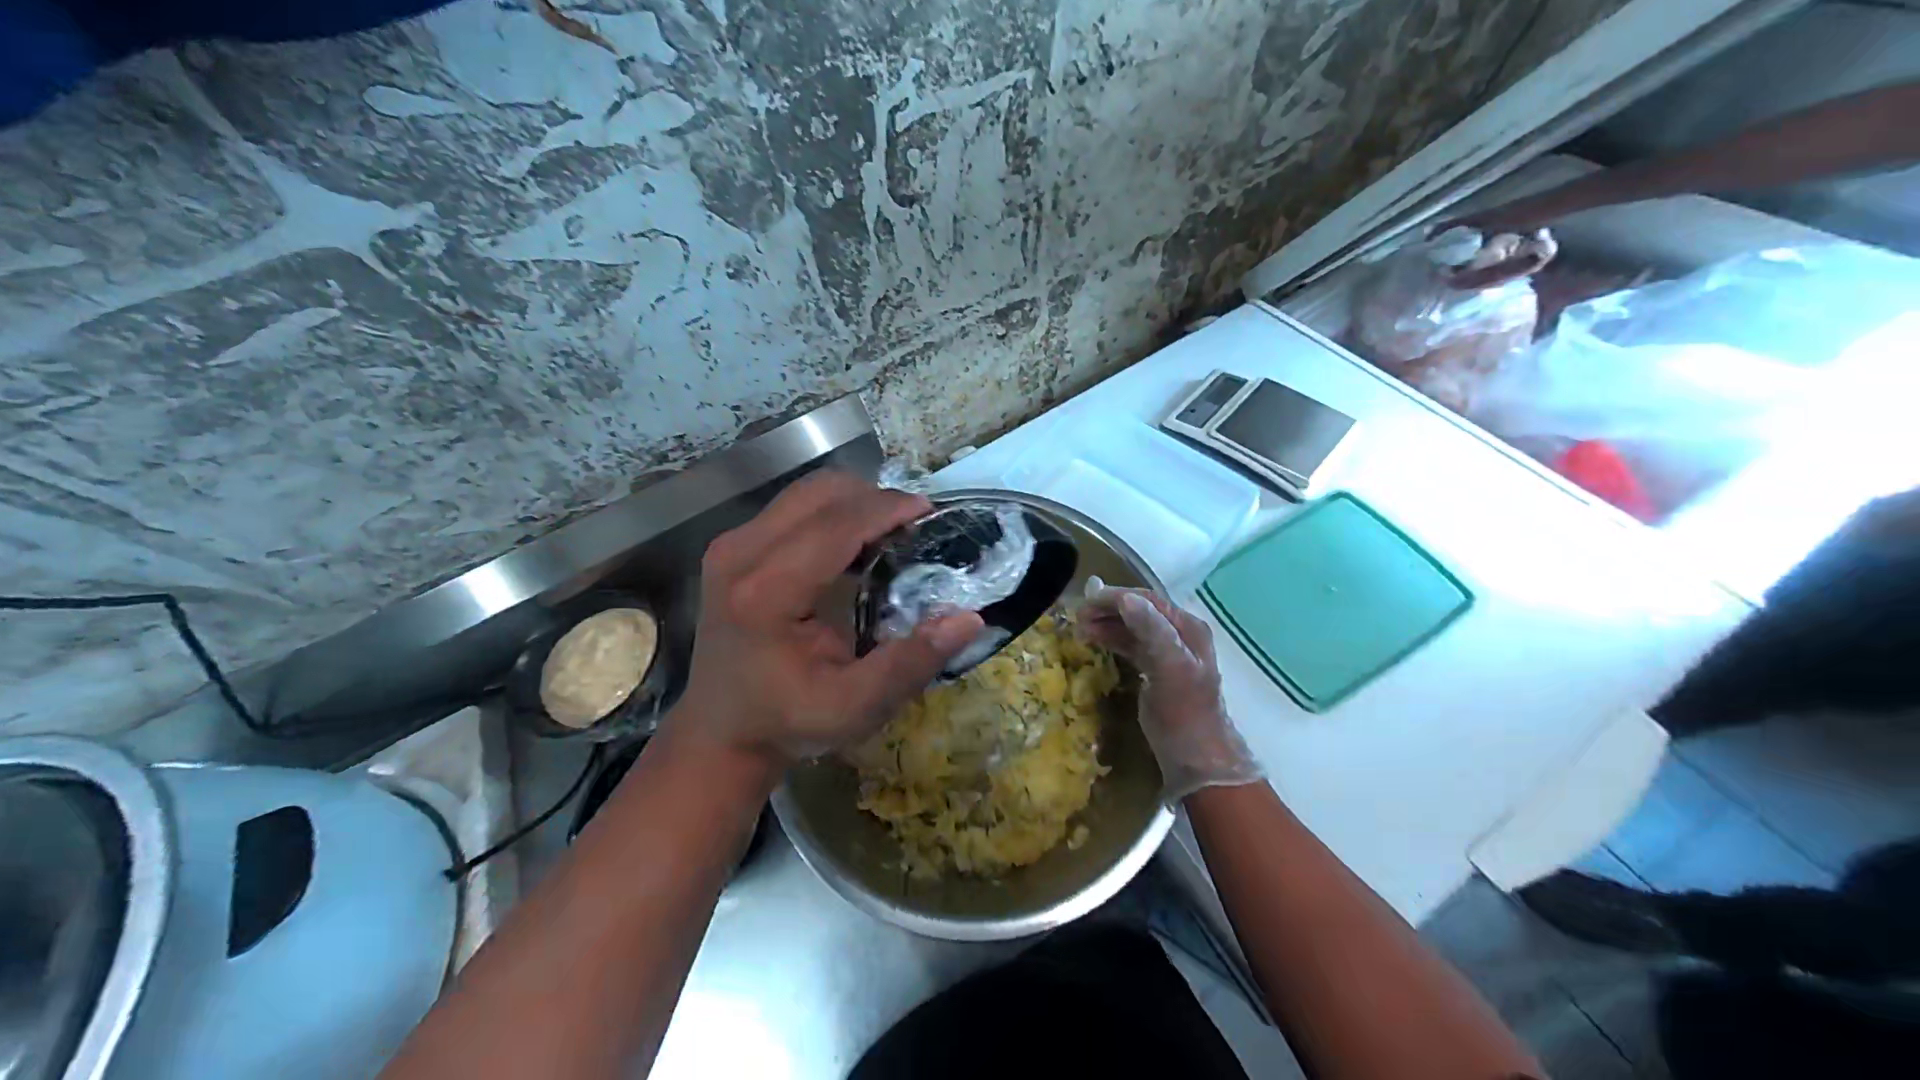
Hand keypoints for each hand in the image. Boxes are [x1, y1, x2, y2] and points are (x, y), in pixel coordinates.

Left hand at [672, 472, 984, 767]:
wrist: (721, 730)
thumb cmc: (787, 721)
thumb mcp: (854, 707)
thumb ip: (910, 664)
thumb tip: (968, 619)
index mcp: (766, 593)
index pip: (835, 525)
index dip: (887, 509)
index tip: (930, 512)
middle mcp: (740, 554)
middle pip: (819, 493)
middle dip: (874, 499)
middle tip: (914, 527)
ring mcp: (730, 545)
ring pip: (806, 493)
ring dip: (854, 502)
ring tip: (890, 533)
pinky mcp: (732, 546)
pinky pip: (793, 508)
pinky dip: (833, 513)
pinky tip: (856, 545)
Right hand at [1080, 580, 1262, 800]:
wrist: (1199, 761)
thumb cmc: (1185, 714)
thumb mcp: (1170, 669)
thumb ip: (1152, 632)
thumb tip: (1126, 600)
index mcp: (1188, 629)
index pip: (1148, 601)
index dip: (1116, 597)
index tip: (1085, 602)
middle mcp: (1181, 636)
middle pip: (1140, 611)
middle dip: (1109, 610)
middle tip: (1078, 616)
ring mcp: (1170, 655)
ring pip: (1134, 629)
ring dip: (1108, 625)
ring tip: (1081, 629)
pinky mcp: (1159, 673)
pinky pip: (1133, 647)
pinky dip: (1114, 641)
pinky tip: (1097, 643)